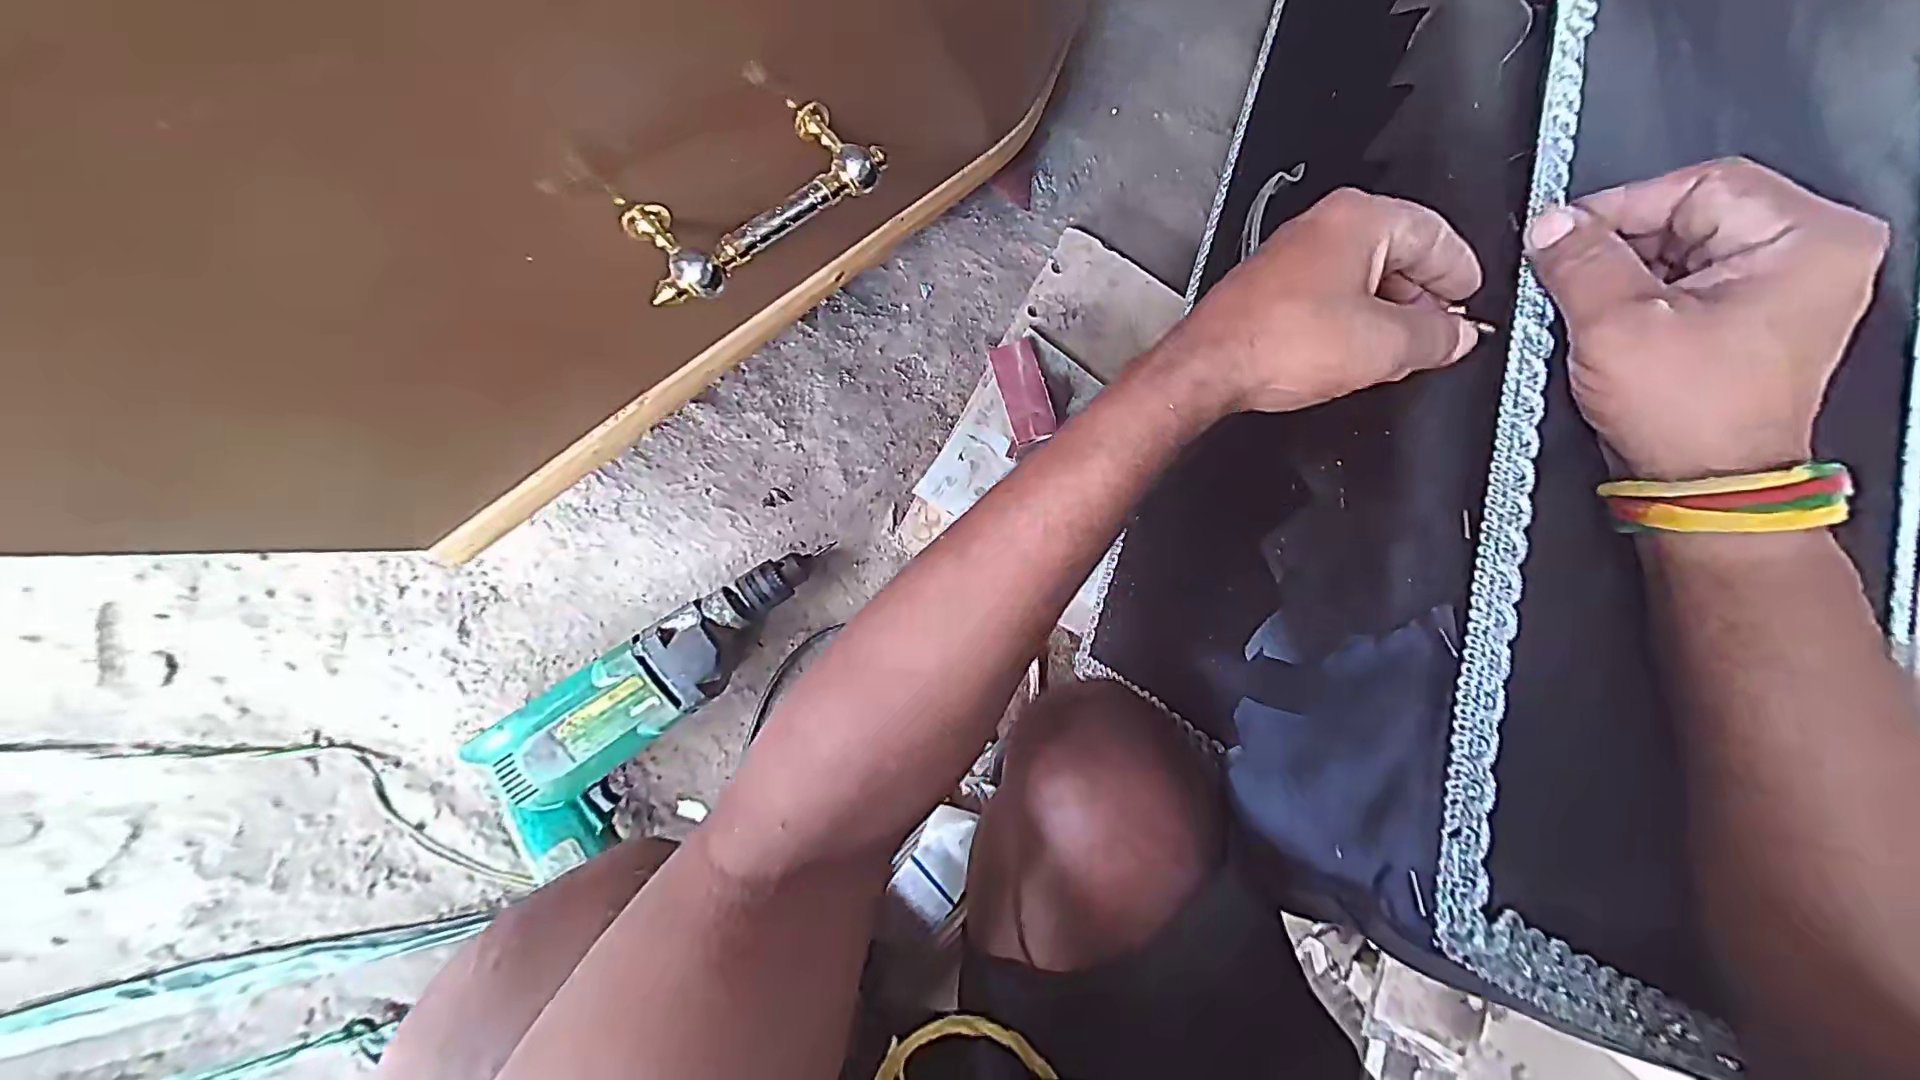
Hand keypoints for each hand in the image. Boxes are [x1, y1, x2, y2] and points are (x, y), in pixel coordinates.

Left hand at [1150, 188, 1484, 414]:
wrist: (1205, 370)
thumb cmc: (1275, 344)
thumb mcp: (1383, 346)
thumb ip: (1436, 337)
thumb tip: (1458, 335)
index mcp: (1358, 219)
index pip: (1437, 236)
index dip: (1461, 273)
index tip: (1471, 298)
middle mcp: (1317, 228)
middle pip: (1394, 255)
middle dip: (1419, 297)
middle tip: (1437, 331)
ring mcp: (1285, 259)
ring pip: (1355, 280)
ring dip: (1380, 314)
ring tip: (1394, 349)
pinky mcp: (1263, 292)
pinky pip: (1320, 299)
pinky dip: (1342, 321)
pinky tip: (1346, 350)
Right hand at [1526, 157, 1889, 479]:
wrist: (1702, 480)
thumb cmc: (1688, 412)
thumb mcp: (1616, 324)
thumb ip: (1580, 263)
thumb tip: (1553, 225)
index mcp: (1805, 239)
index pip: (1697, 185)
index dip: (1615, 207)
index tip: (1557, 234)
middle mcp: (1806, 256)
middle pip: (1688, 217)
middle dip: (1612, 248)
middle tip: (1558, 276)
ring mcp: (1777, 290)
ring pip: (1677, 253)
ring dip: (1615, 277)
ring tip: (1578, 309)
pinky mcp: (1742, 320)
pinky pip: (1677, 286)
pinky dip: (1630, 299)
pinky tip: (1601, 324)